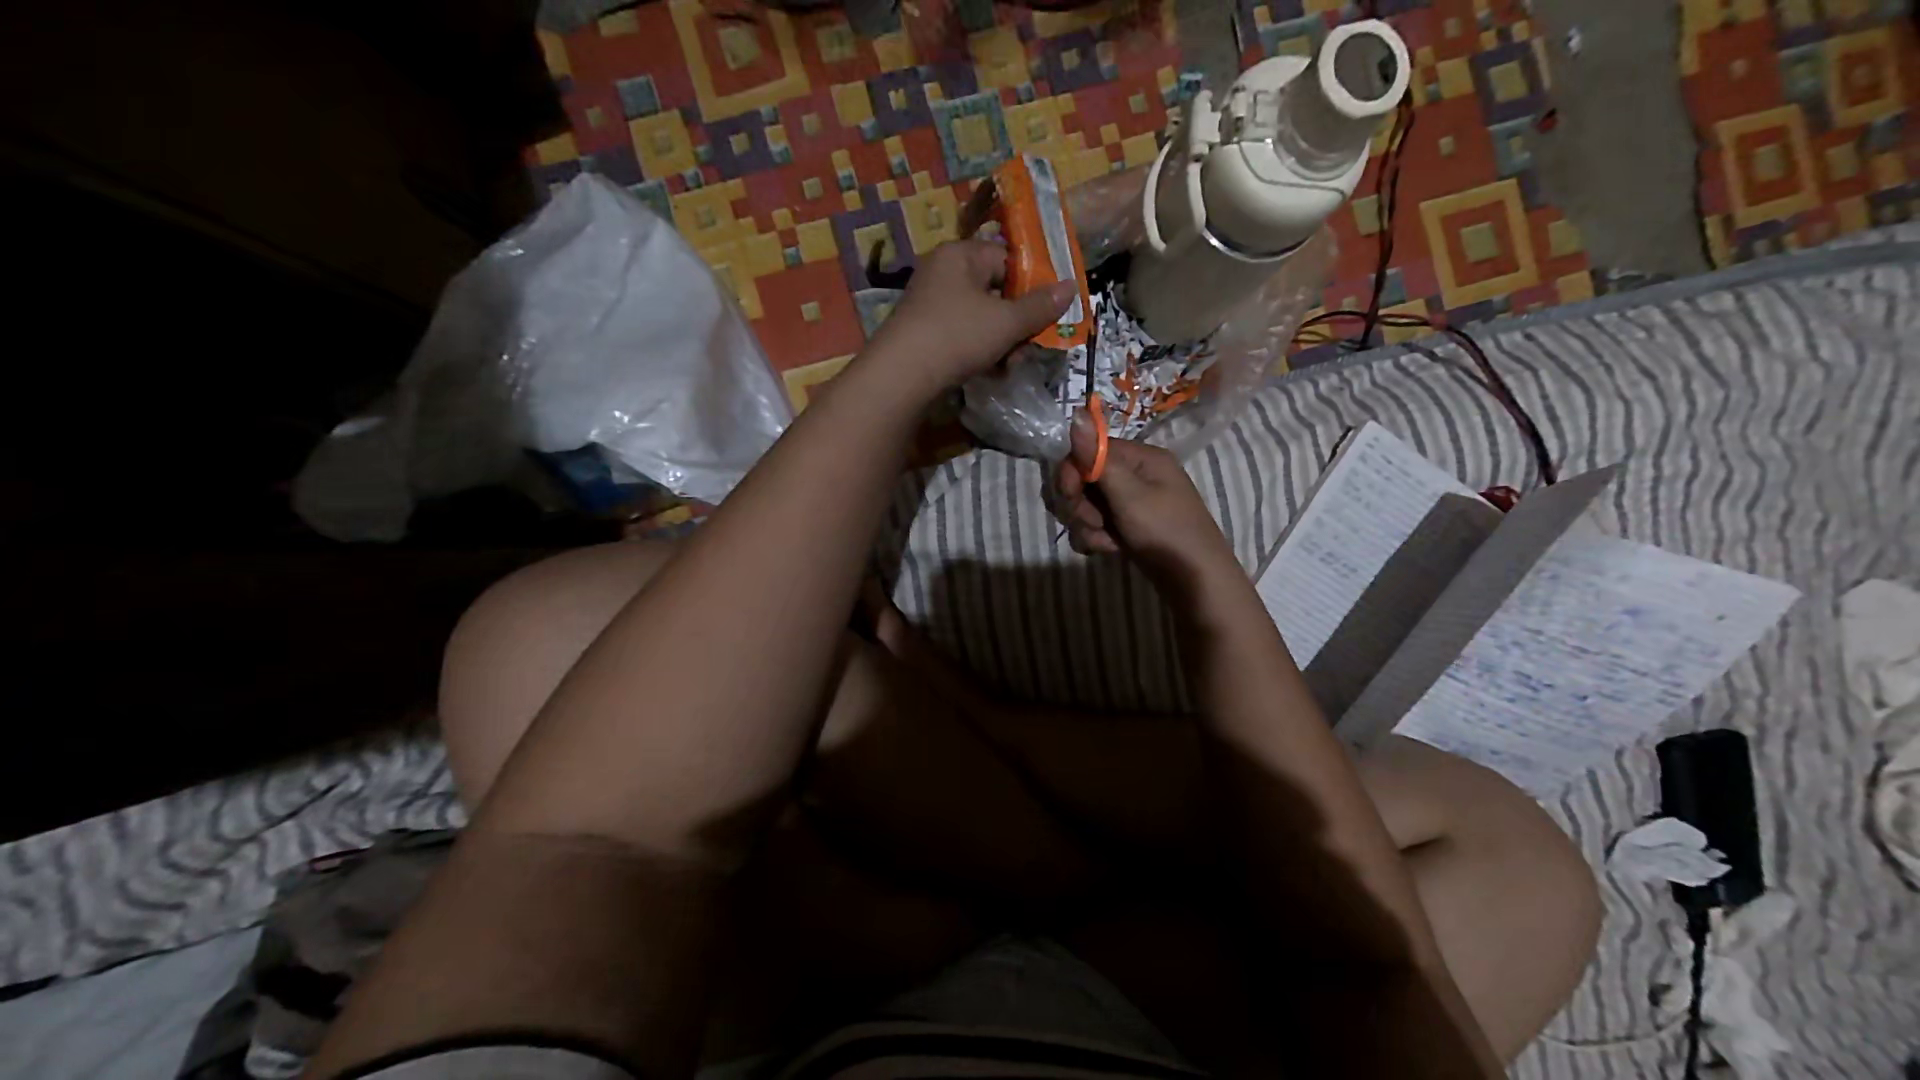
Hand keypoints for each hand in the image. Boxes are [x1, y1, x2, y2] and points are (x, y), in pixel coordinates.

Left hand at [857, 239, 1075, 398]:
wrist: (901, 377)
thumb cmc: (957, 337)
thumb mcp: (1006, 322)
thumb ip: (1040, 306)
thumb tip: (1071, 286)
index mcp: (960, 255)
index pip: (1007, 259)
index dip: (1031, 285)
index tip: (1046, 313)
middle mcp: (942, 272)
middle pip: (994, 290)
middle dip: (1016, 321)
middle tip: (1028, 347)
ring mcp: (929, 304)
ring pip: (980, 317)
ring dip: (1001, 342)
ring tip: (1010, 366)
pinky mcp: (923, 333)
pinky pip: (961, 335)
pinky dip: (978, 351)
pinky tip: (989, 373)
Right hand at [1051, 415, 1236, 579]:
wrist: (1195, 581)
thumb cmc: (1166, 531)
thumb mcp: (1129, 495)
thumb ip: (1098, 459)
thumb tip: (1077, 413)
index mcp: (1141, 458)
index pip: (1090, 450)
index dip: (1073, 471)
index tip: (1069, 494)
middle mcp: (1135, 475)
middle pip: (1084, 479)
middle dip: (1080, 504)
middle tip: (1094, 523)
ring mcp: (1129, 503)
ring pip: (1086, 505)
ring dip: (1086, 525)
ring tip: (1104, 542)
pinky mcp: (1125, 526)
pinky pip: (1095, 525)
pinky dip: (1095, 538)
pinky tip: (1108, 550)